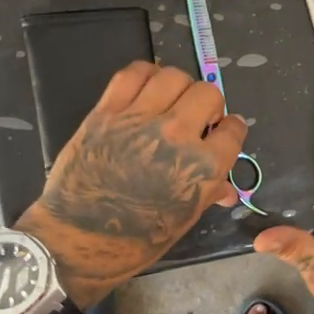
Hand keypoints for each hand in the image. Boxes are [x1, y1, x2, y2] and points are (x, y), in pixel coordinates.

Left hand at [17, 62, 246, 307]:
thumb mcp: (184, 220)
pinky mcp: (107, 111)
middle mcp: (177, 135)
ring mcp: (140, 119)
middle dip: (210, 105)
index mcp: (204, 167)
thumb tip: (224, 188)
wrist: (79, 239)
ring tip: (172, 102)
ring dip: (180, 87)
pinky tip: (147, 88)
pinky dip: (146, 74)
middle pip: (208, 93)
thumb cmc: (137, 240)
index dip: (231, 130)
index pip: (234, 129)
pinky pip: (132, 73)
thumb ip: (208, 193)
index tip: (222, 133)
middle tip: (197, 119)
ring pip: (174, 76)